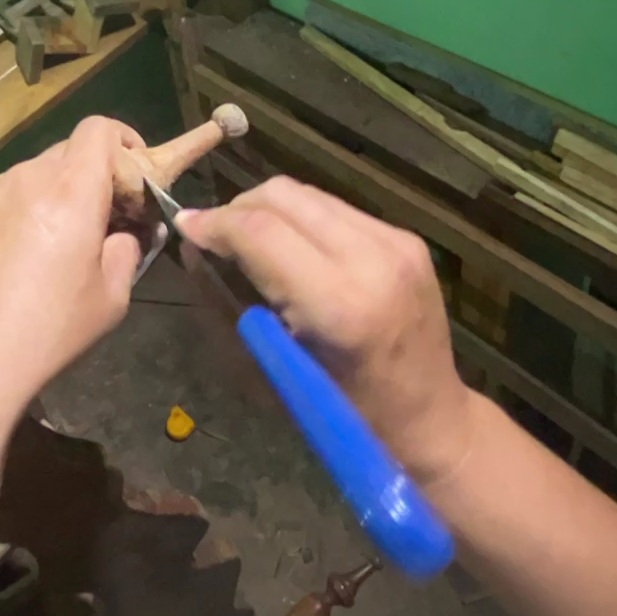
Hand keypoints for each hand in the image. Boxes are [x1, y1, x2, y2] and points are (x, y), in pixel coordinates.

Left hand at [0, 116, 146, 427]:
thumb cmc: (47, 336)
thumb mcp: (111, 299)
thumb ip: (124, 249)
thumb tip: (121, 232)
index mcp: (69, 192)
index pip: (98, 129)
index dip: (120, 139)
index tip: (127, 172)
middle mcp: (20, 179)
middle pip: (61, 156)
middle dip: (82, 181)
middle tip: (84, 226)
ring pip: (20, 181)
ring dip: (37, 201)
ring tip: (30, 256)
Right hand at [175, 177, 473, 481]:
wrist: (432, 421)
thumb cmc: (344, 417)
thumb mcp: (273, 369)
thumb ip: (228, 303)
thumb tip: (194, 247)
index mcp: (340, 304)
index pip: (260, 231)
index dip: (214, 222)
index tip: (184, 224)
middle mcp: (373, 258)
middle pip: (283, 196)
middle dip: (236, 208)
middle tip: (213, 234)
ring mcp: (396, 242)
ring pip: (308, 194)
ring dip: (266, 209)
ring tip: (246, 238)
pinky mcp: (406, 238)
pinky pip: (334, 208)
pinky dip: (300, 218)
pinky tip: (291, 246)